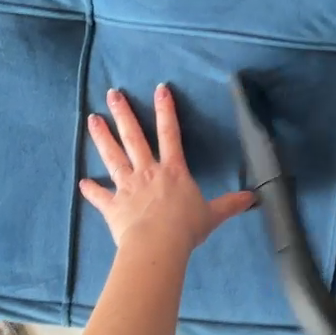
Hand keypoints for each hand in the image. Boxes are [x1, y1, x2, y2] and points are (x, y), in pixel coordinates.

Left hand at [80, 84, 253, 252]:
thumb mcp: (213, 215)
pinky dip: (91, 190)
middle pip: (134, 137)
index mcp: (173, 171)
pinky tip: (82, 183)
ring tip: (92, 118)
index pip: (170, 134)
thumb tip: (253, 198)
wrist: (157, 245)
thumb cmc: (186, 228)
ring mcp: (127, 187)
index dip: (166, 110)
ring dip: (102, 137)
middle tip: (112, 94)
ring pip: (112, 157)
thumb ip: (230, 204)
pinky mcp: (113, 206)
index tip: (159, 89)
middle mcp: (147, 172)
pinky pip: (100, 196)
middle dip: (123, 114)